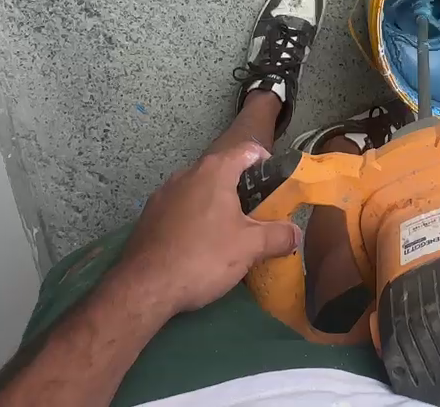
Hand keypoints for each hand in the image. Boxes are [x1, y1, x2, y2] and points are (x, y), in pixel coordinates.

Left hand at [110, 141, 301, 315]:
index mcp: (215, 170)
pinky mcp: (149, 215)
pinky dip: (194, 216)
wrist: (142, 289)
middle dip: (243, 188)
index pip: (248, 150)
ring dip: (217, 203)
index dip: (266, 163)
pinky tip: (198, 244)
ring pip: (200, 188)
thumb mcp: (250, 247)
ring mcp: (165, 193)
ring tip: (228, 231)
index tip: (276, 185)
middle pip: (224, 169)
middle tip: (257, 214)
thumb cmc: (202, 257)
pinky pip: (180, 206)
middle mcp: (188, 172)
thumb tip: (296, 233)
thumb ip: (278, 236)